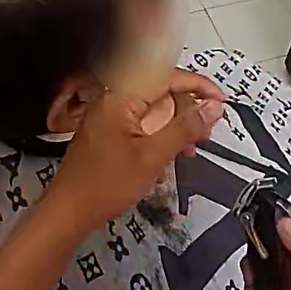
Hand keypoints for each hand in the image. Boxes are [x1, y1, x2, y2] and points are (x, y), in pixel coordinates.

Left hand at [40, 69, 224, 236]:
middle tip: (206, 134)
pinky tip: (167, 163)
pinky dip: (159, 142)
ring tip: (191, 151)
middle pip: (161, 95)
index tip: (221, 101)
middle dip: (188, 114)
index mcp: (120, 97)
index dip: (198, 86)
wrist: (69, 212)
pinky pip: (142, 129)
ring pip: (154, 115)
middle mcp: (113, 102)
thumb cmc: (105, 185)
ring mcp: (109, 119)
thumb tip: (214, 107)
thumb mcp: (153, 156)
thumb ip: (185, 128)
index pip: (167, 77)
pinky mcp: (109, 136)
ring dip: (176, 131)